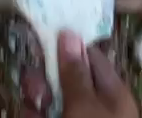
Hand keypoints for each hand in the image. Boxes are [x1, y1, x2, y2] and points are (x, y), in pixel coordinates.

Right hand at [23, 32, 138, 117]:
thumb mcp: (86, 107)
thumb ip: (75, 72)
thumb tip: (69, 32)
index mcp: (112, 94)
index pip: (88, 54)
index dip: (64, 42)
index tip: (40, 33)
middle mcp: (95, 104)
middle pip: (62, 72)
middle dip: (43, 74)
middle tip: (38, 85)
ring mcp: (76, 116)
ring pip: (47, 92)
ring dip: (34, 94)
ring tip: (34, 106)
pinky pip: (39, 110)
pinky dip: (31, 111)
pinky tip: (29, 114)